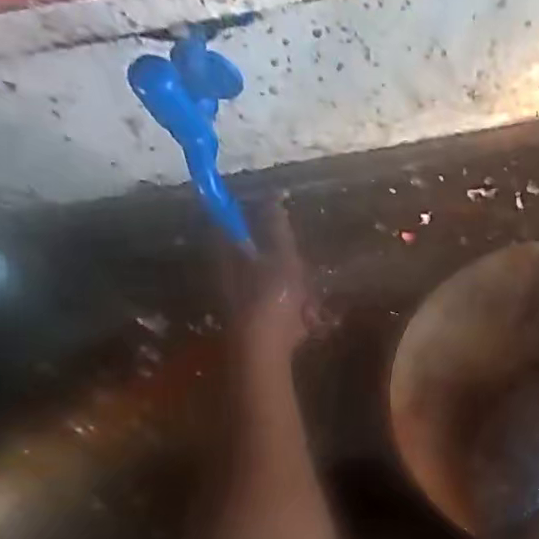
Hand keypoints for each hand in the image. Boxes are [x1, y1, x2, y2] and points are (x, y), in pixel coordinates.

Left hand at [222, 194, 319, 357]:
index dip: (259, 221)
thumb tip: (273, 194)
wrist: (264, 345)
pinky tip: (308, 322)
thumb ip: (278, 227)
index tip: (283, 229)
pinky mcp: (253, 316)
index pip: (235, 221)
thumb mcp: (283, 256)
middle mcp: (227, 269)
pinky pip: (279, 305)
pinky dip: (296, 311)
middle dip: (290, 265)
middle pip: (262, 254)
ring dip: (299, 292)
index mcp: (228, 249)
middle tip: (305, 277)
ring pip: (275, 281)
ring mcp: (240, 294)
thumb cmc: (273, 297)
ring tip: (311, 307)